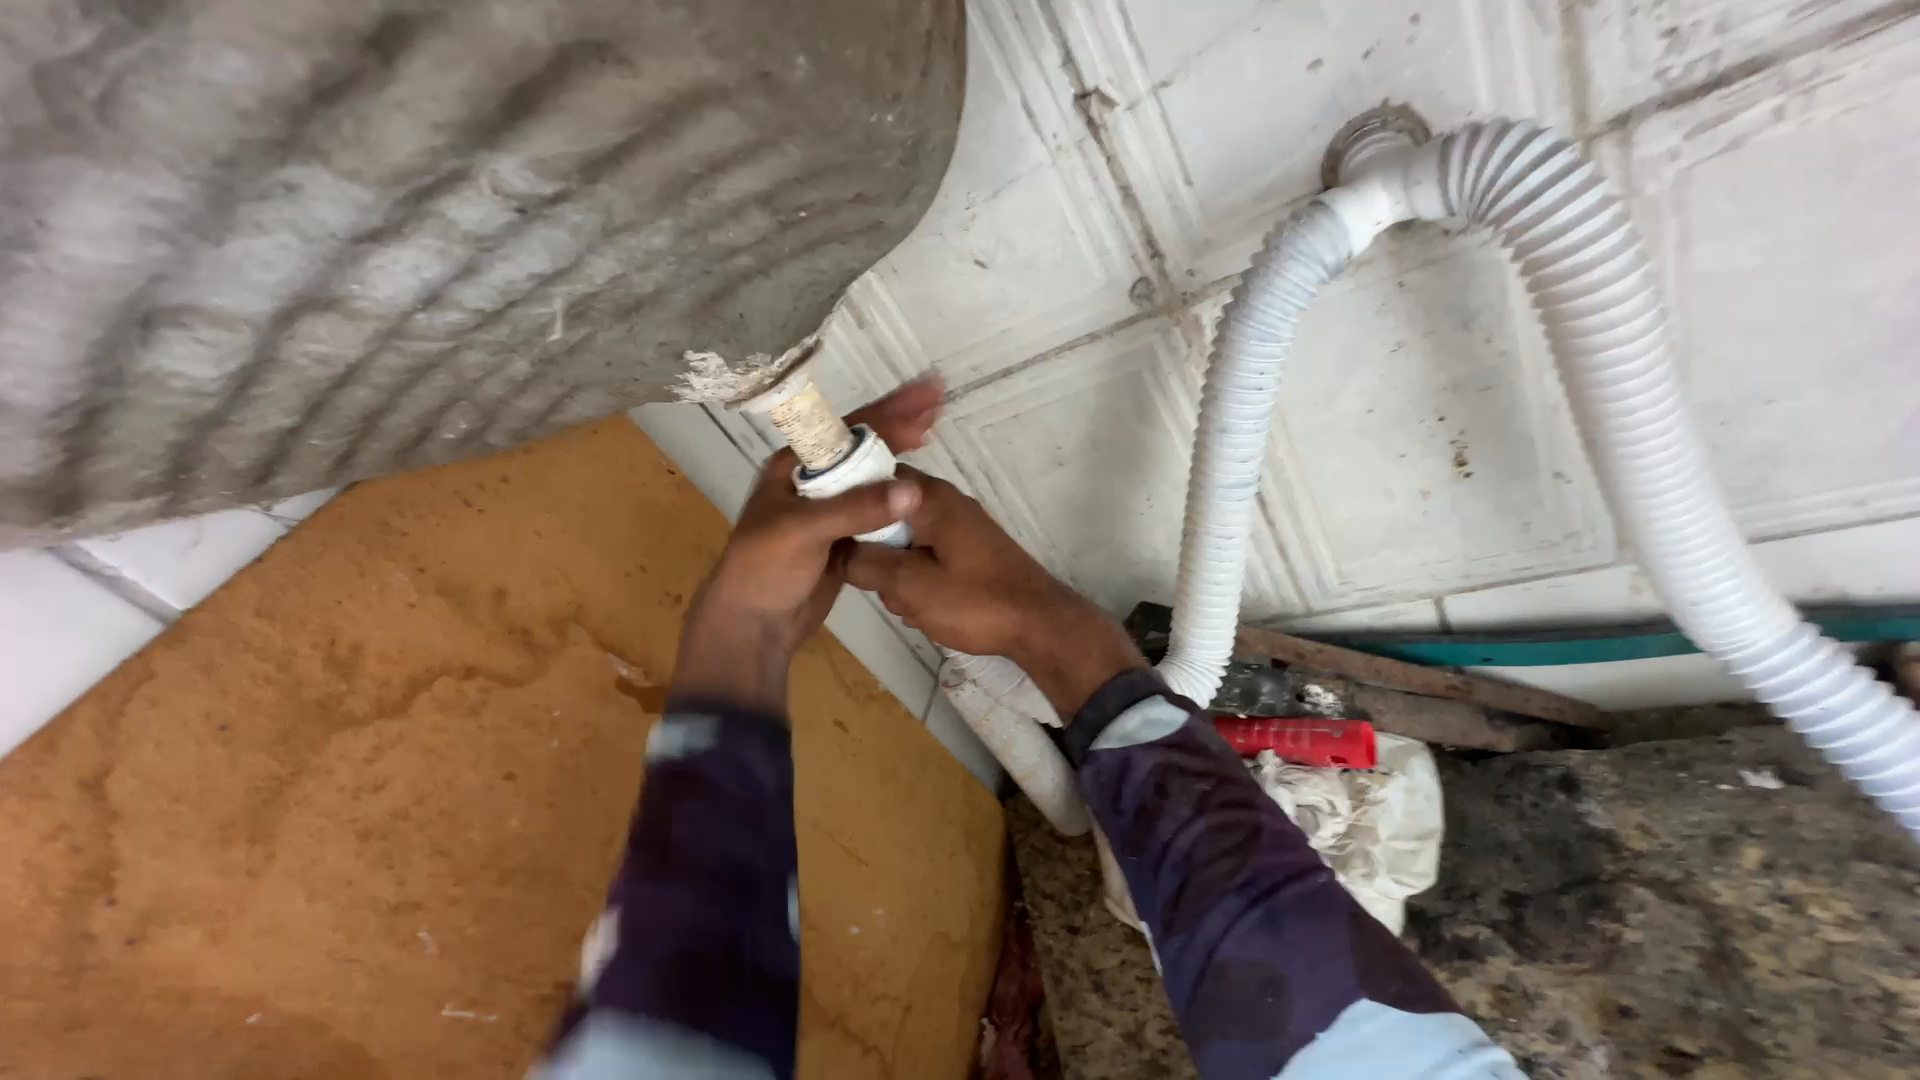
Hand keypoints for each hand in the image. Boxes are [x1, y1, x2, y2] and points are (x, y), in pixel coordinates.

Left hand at [671, 378, 944, 713]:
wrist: (753, 624)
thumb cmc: (764, 568)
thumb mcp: (804, 531)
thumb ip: (856, 509)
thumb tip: (913, 489)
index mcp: (795, 467)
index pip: (847, 429)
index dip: (888, 411)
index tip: (925, 396)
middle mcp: (813, 480)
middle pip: (863, 444)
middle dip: (899, 421)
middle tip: (938, 401)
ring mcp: (830, 509)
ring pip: (873, 475)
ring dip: (903, 454)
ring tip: (934, 429)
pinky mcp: (845, 536)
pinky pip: (877, 509)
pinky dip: (900, 495)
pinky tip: (923, 489)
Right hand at [843, 468, 1145, 718]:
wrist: (1040, 626)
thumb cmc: (975, 601)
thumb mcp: (910, 586)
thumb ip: (865, 563)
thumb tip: (833, 549)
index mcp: (929, 498)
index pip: (871, 478)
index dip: (846, 505)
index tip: (832, 537)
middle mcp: (944, 502)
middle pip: (885, 516)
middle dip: (877, 553)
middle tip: (884, 587)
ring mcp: (959, 528)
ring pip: (905, 543)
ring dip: (899, 575)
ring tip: (912, 605)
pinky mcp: (968, 552)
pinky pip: (927, 559)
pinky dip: (921, 582)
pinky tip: (928, 610)